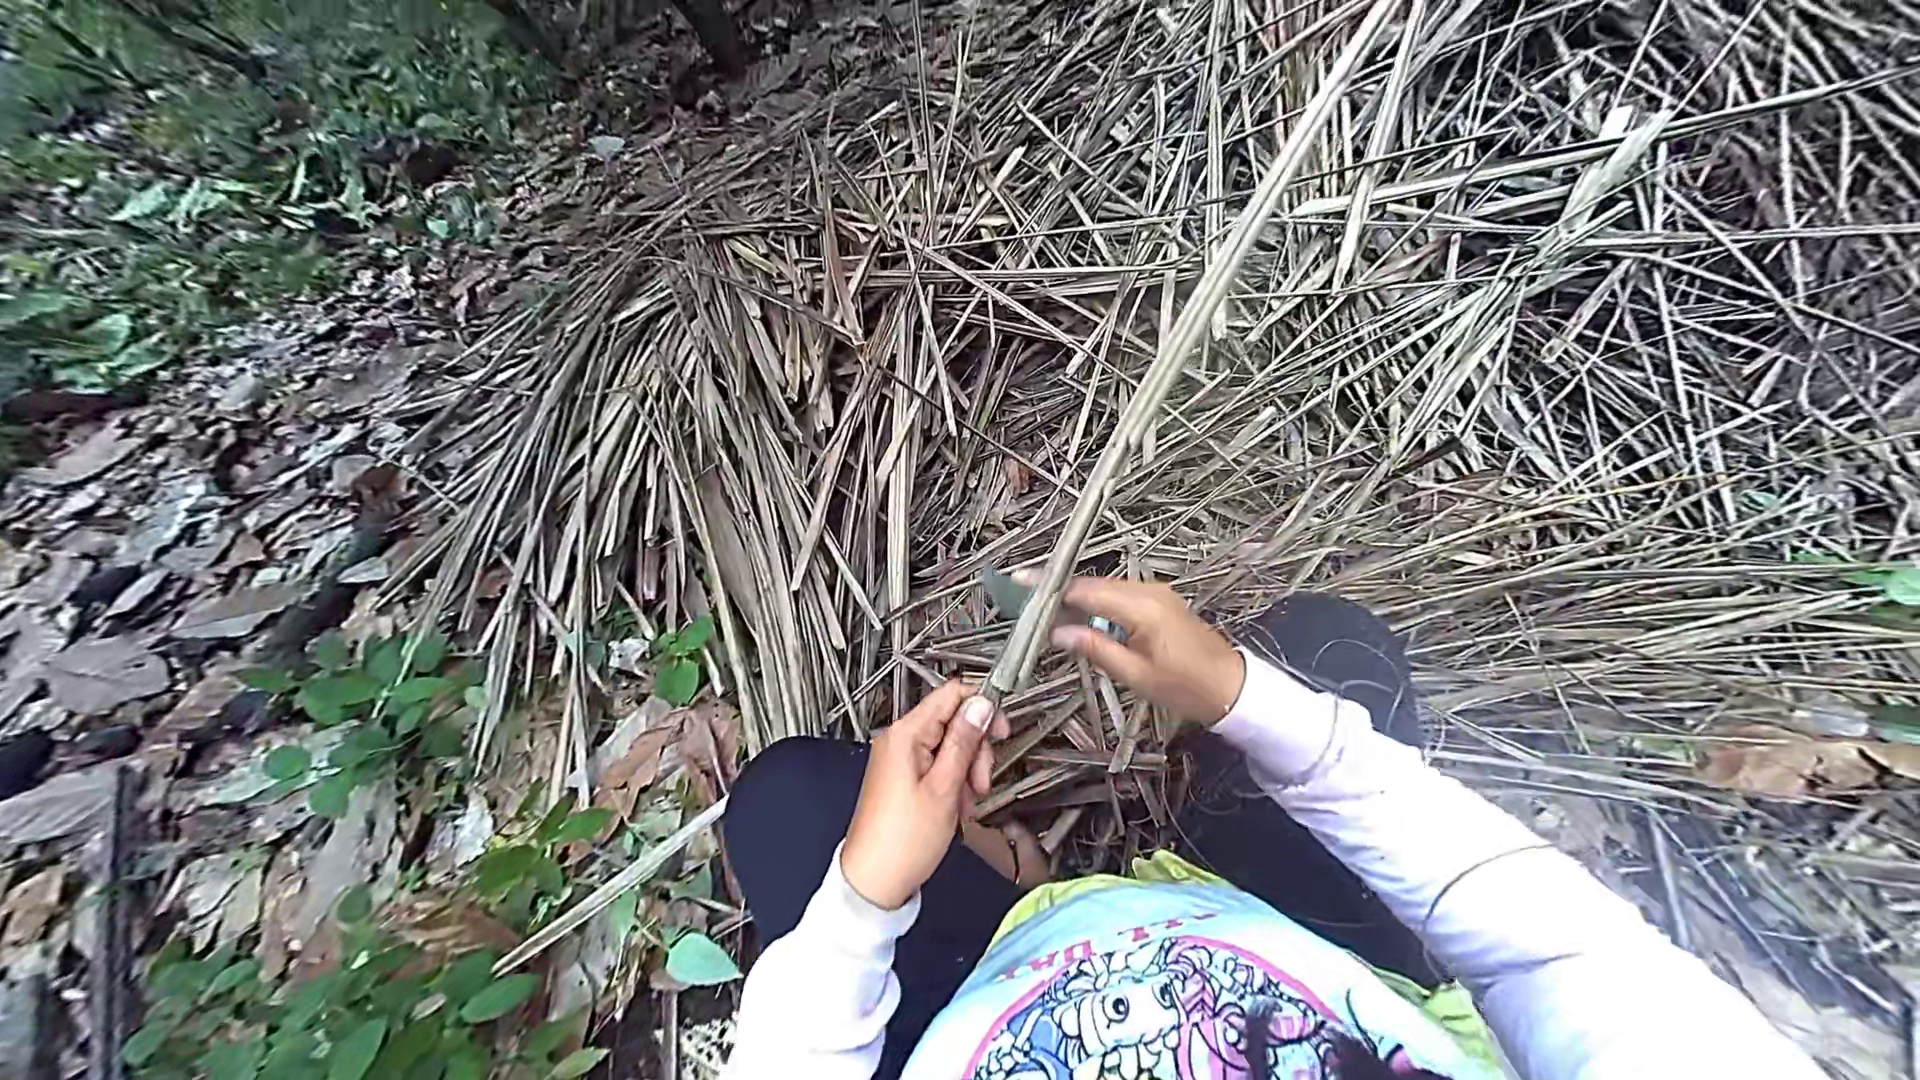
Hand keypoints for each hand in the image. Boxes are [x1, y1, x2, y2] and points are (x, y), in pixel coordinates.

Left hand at [840, 680, 1007, 909]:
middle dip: (975, 748)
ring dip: (967, 769)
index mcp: (906, 734)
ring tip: (966, 799)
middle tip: (980, 778)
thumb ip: (964, 742)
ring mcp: (900, 758)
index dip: (981, 706)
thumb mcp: (944, 787)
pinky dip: (953, 781)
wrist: (874, 882)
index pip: (951, 694)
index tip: (999, 728)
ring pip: (949, 744)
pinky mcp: (903, 776)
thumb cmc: (902, 841)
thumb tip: (980, 705)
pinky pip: (937, 764)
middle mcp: (899, 739)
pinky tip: (956, 804)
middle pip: (953, 721)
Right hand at [1043, 575, 1245, 723]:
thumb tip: (1057, 634)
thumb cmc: (1185, 688)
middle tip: (1026, 603)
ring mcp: (1154, 592)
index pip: (1084, 590)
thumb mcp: (1136, 675)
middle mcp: (1147, 591)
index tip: (1020, 582)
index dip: (1050, 587)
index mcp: (1141, 608)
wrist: (1231, 687)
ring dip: (1075, 597)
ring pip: (1103, 587)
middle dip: (1058, 591)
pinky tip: (1080, 617)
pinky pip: (1117, 593)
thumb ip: (1095, 649)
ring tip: (1046, 612)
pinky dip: (1095, 602)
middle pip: (1091, 584)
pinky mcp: (1158, 599)